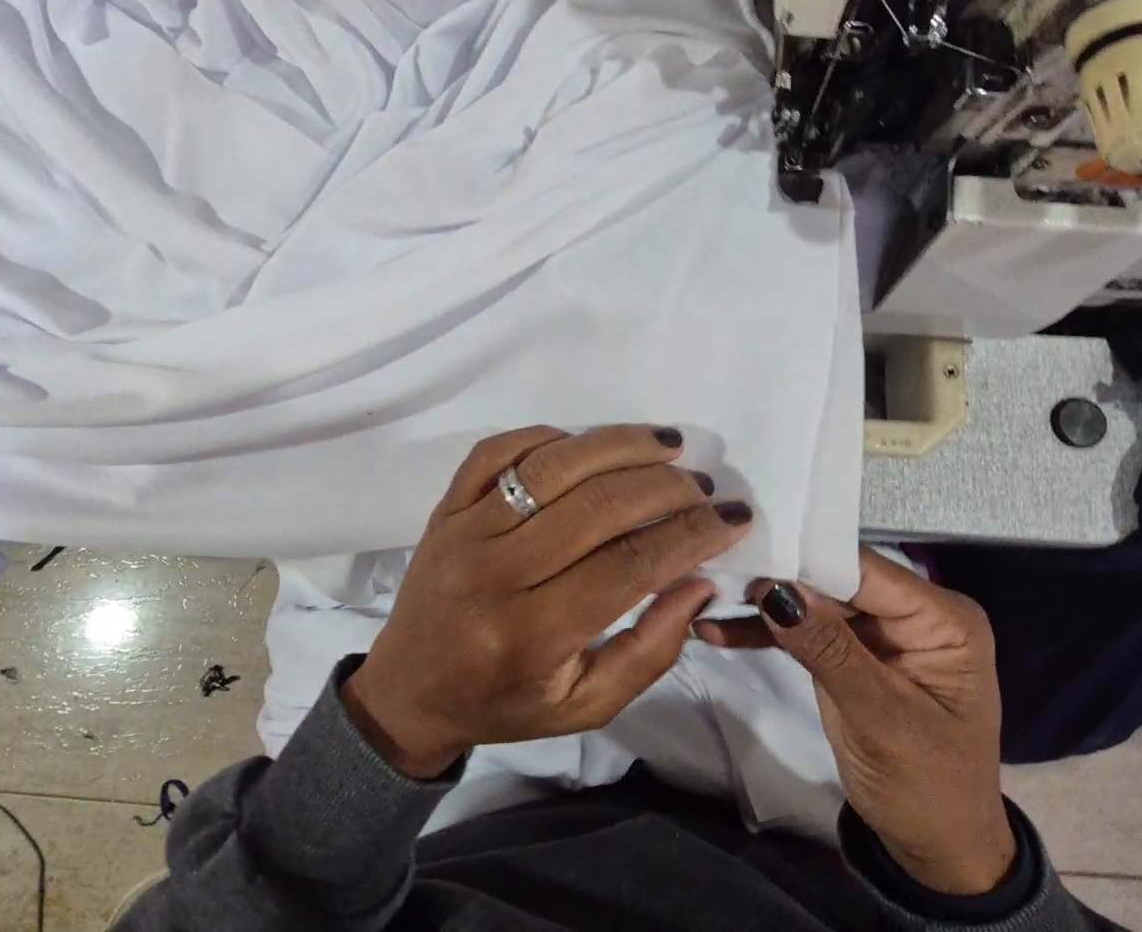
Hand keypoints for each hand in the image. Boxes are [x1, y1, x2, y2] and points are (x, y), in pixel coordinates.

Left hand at [341, 425, 753, 778]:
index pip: (627, 566)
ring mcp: (463, 531)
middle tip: (703, 487)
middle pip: (595, 507)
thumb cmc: (501, 703)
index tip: (732, 517)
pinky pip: (496, 451)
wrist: (409, 688)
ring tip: (667, 445)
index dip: (689, 535)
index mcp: (531, 634)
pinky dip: (546, 436)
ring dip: (617, 446)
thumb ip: (648, 651)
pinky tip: (587, 444)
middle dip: (664, 488)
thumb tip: (698, 581)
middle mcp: (494, 574)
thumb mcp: (583, 705)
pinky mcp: (444, 506)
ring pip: (550, 466)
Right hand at [694, 547, 1014, 896]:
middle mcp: (908, 613)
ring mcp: (874, 631)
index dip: (805, 557)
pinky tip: (715, 630)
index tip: (744, 548)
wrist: (935, 845)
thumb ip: (830, 650)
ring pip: (808, 601)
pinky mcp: (844, 651)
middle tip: (710, 564)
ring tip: (702, 593)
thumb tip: (775, 590)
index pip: (863, 570)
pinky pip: (799, 630)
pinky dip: (761, 631)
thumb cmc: (928, 786)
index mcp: (940, 619)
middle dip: (774, 575)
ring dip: (758, 602)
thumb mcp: (881, 719)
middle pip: (831, 578)